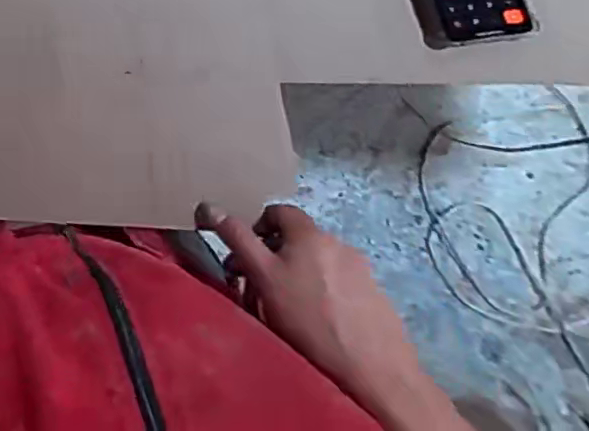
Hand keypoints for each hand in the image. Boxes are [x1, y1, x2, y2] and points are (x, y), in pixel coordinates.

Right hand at [197, 203, 466, 430]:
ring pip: (317, 264)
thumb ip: (236, 237)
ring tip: (287, 309)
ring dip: (296, 277)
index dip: (256, 227)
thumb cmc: (310, 321)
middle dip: (272, 257)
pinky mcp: (380, 303)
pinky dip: (323, 296)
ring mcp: (365, 275)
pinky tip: (318, 324)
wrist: (378, 380)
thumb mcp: (263, 275)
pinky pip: (340, 287)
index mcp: (311, 234)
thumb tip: (209, 207)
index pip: (277, 211)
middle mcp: (340, 245)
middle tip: (258, 285)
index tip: (245, 255)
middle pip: (296, 240)